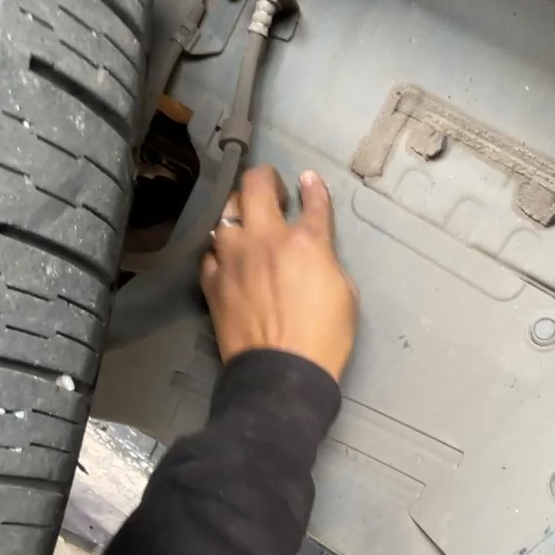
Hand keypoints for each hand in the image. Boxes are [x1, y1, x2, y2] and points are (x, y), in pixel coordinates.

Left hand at [201, 166, 358, 380]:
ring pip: (224, 213)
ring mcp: (233, 259)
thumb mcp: (345, 293)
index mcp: (305, 241)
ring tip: (246, 224)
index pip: (312, 201)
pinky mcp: (212, 283)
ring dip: (237, 212)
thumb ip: (327, 259)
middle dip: (266, 181)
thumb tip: (315, 247)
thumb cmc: (324, 339)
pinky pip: (209, 253)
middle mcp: (264, 240)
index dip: (313, 188)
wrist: (282, 374)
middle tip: (273, 195)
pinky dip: (219, 250)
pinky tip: (227, 258)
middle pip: (255, 185)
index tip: (308, 182)